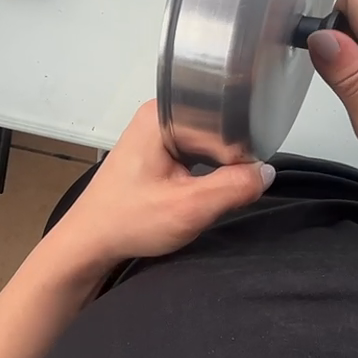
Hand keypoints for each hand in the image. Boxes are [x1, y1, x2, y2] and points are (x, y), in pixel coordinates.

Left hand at [43, 101, 273, 271]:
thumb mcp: (189, 208)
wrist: (90, 243)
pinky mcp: (156, 151)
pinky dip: (205, 172)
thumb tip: (267, 172)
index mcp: (162, 115)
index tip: (243, 178)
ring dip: (217, 167)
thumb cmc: (127, 221)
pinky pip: (195, 152)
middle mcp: (158, 115)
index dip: (240, 148)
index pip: (222, 117)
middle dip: (229, 158)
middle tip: (228, 189)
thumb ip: (233, 187)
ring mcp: (155, 132)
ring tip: (211, 191)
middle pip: (216, 126)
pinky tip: (202, 191)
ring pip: (207, 142)